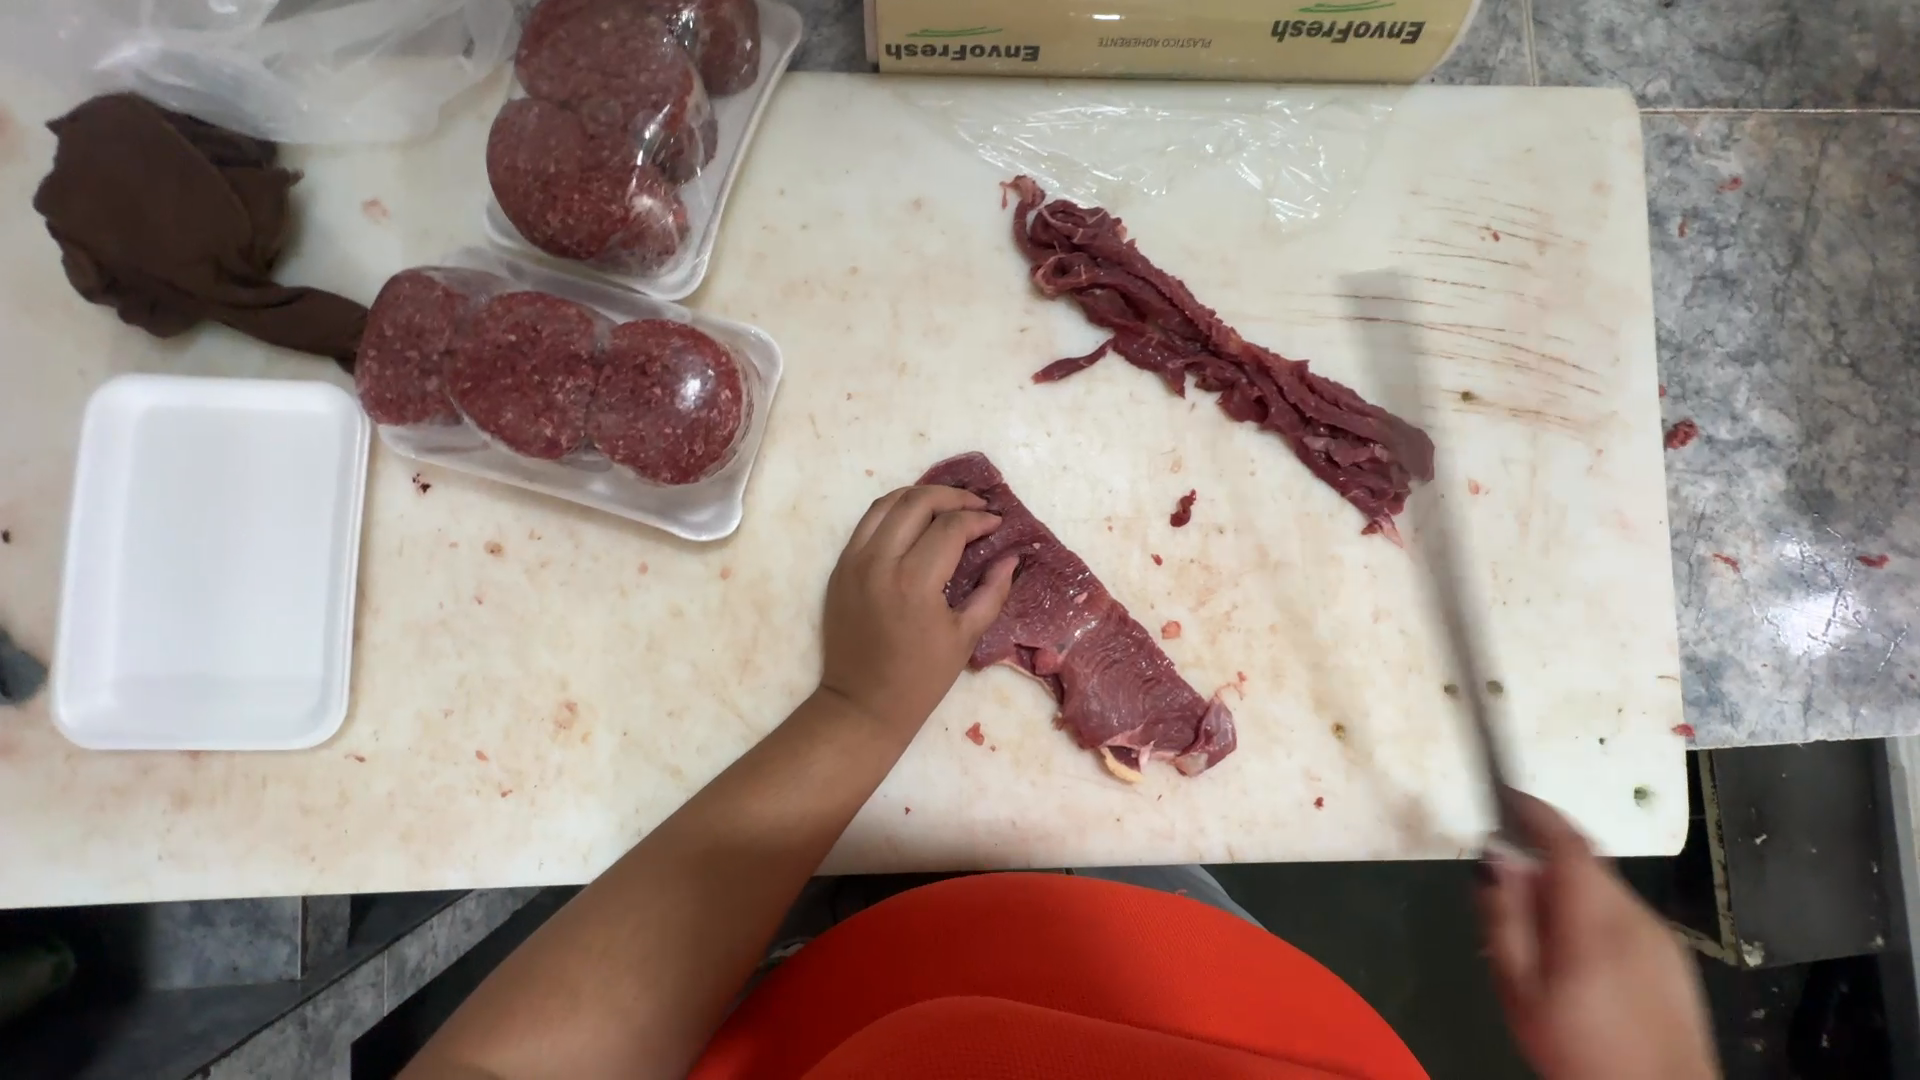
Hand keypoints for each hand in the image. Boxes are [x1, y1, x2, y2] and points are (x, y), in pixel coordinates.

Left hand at [818, 485, 1016, 731]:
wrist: (862, 703)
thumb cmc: (920, 677)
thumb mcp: (966, 637)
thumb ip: (991, 591)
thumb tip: (1010, 557)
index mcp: (914, 581)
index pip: (950, 526)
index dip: (978, 519)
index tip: (996, 523)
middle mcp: (879, 561)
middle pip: (917, 502)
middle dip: (952, 497)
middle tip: (976, 506)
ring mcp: (853, 561)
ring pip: (886, 503)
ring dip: (920, 496)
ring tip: (946, 505)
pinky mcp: (839, 568)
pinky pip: (866, 523)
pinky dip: (893, 512)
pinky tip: (914, 521)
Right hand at [1477, 790, 1718, 1079]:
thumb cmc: (1578, 1050)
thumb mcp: (1518, 985)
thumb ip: (1504, 915)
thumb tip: (1496, 855)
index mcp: (1593, 921)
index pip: (1566, 842)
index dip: (1535, 810)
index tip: (1505, 793)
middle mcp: (1635, 918)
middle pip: (1582, 863)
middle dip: (1539, 861)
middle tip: (1504, 892)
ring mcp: (1662, 938)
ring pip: (1601, 889)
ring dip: (1564, 889)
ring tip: (1538, 939)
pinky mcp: (1674, 959)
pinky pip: (1621, 914)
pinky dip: (1589, 913)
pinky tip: (1577, 959)